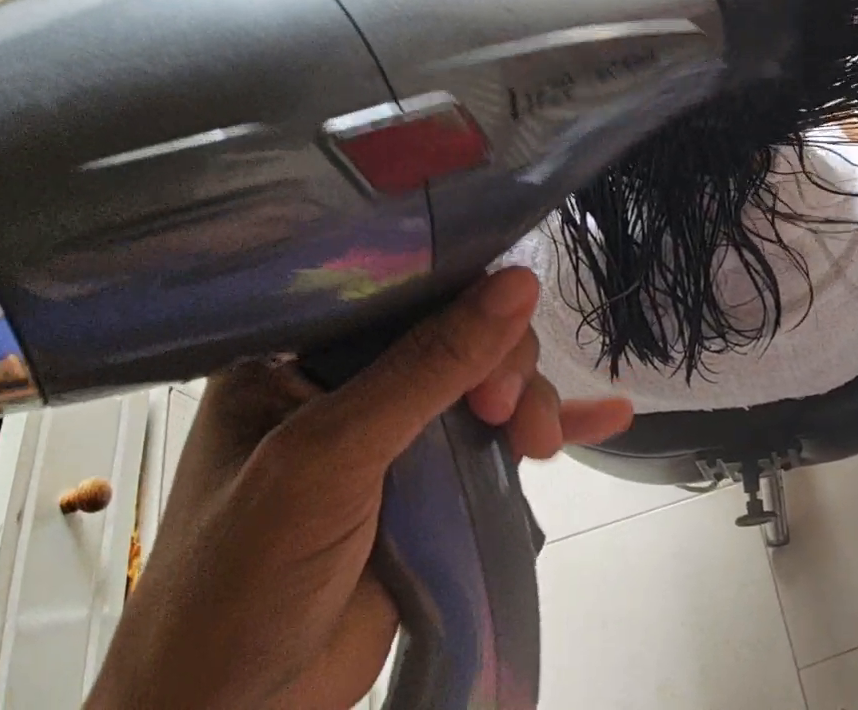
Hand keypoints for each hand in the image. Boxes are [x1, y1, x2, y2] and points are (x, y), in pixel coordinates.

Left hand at [87, 268, 633, 709]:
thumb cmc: (246, 577)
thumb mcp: (331, 455)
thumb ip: (428, 367)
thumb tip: (521, 280)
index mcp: (300, 360)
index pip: (403, 298)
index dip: (465, 311)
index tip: (495, 361)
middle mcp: (352, 388)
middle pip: (463, 340)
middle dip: (503, 371)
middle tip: (508, 420)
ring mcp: (399, 439)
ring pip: (493, 387)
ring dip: (534, 405)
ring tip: (543, 448)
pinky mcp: (437, 487)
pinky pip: (506, 443)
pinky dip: (558, 430)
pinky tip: (611, 417)